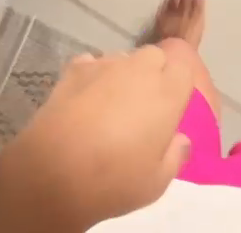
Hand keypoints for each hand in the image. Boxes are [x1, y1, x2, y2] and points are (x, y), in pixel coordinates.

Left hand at [0, 46, 194, 232]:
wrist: (57, 169)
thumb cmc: (115, 178)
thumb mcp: (156, 182)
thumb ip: (175, 155)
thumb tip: (180, 139)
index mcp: (167, 92)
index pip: (183, 67)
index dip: (177, 83)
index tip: (170, 106)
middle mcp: (140, 68)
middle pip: (154, 57)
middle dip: (152, 75)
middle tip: (142, 108)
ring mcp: (106, 63)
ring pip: (123, 59)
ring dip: (122, 75)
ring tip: (109, 106)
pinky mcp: (76, 67)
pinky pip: (92, 63)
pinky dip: (92, 76)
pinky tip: (84, 101)